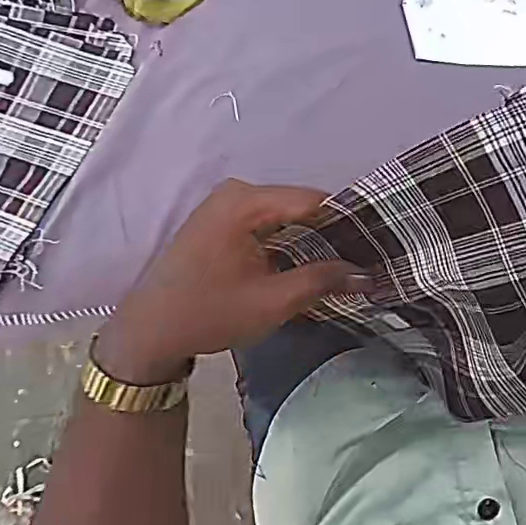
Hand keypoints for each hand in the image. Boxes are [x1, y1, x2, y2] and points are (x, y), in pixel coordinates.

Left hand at [94, 180, 370, 384]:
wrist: (149, 331)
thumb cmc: (208, 313)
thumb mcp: (273, 301)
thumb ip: (323, 280)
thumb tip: (366, 273)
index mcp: (245, 202)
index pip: (314, 200)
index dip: (349, 221)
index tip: (376, 244)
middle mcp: (236, 192)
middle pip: (301, 206)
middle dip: (333, 232)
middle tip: (366, 258)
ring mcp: (226, 204)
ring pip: (287, 216)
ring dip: (313, 239)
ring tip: (347, 262)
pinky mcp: (222, 221)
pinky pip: (269, 223)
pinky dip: (291, 241)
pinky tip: (312, 262)